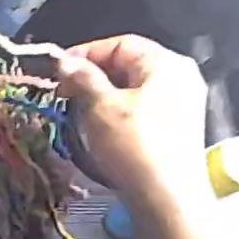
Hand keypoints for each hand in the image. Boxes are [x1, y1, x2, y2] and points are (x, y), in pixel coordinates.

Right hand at [54, 35, 211, 219]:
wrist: (165, 194)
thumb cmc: (134, 145)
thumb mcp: (101, 108)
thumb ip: (83, 79)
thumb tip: (65, 61)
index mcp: (166, 63)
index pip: (121, 44)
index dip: (86, 53)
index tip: (57, 70)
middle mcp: (180, 76)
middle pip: (129, 64)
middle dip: (92, 75)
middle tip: (62, 92)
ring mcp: (182, 102)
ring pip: (133, 88)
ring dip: (102, 95)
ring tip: (76, 111)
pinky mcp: (176, 127)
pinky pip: (141, 108)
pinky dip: (117, 111)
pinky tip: (99, 128)